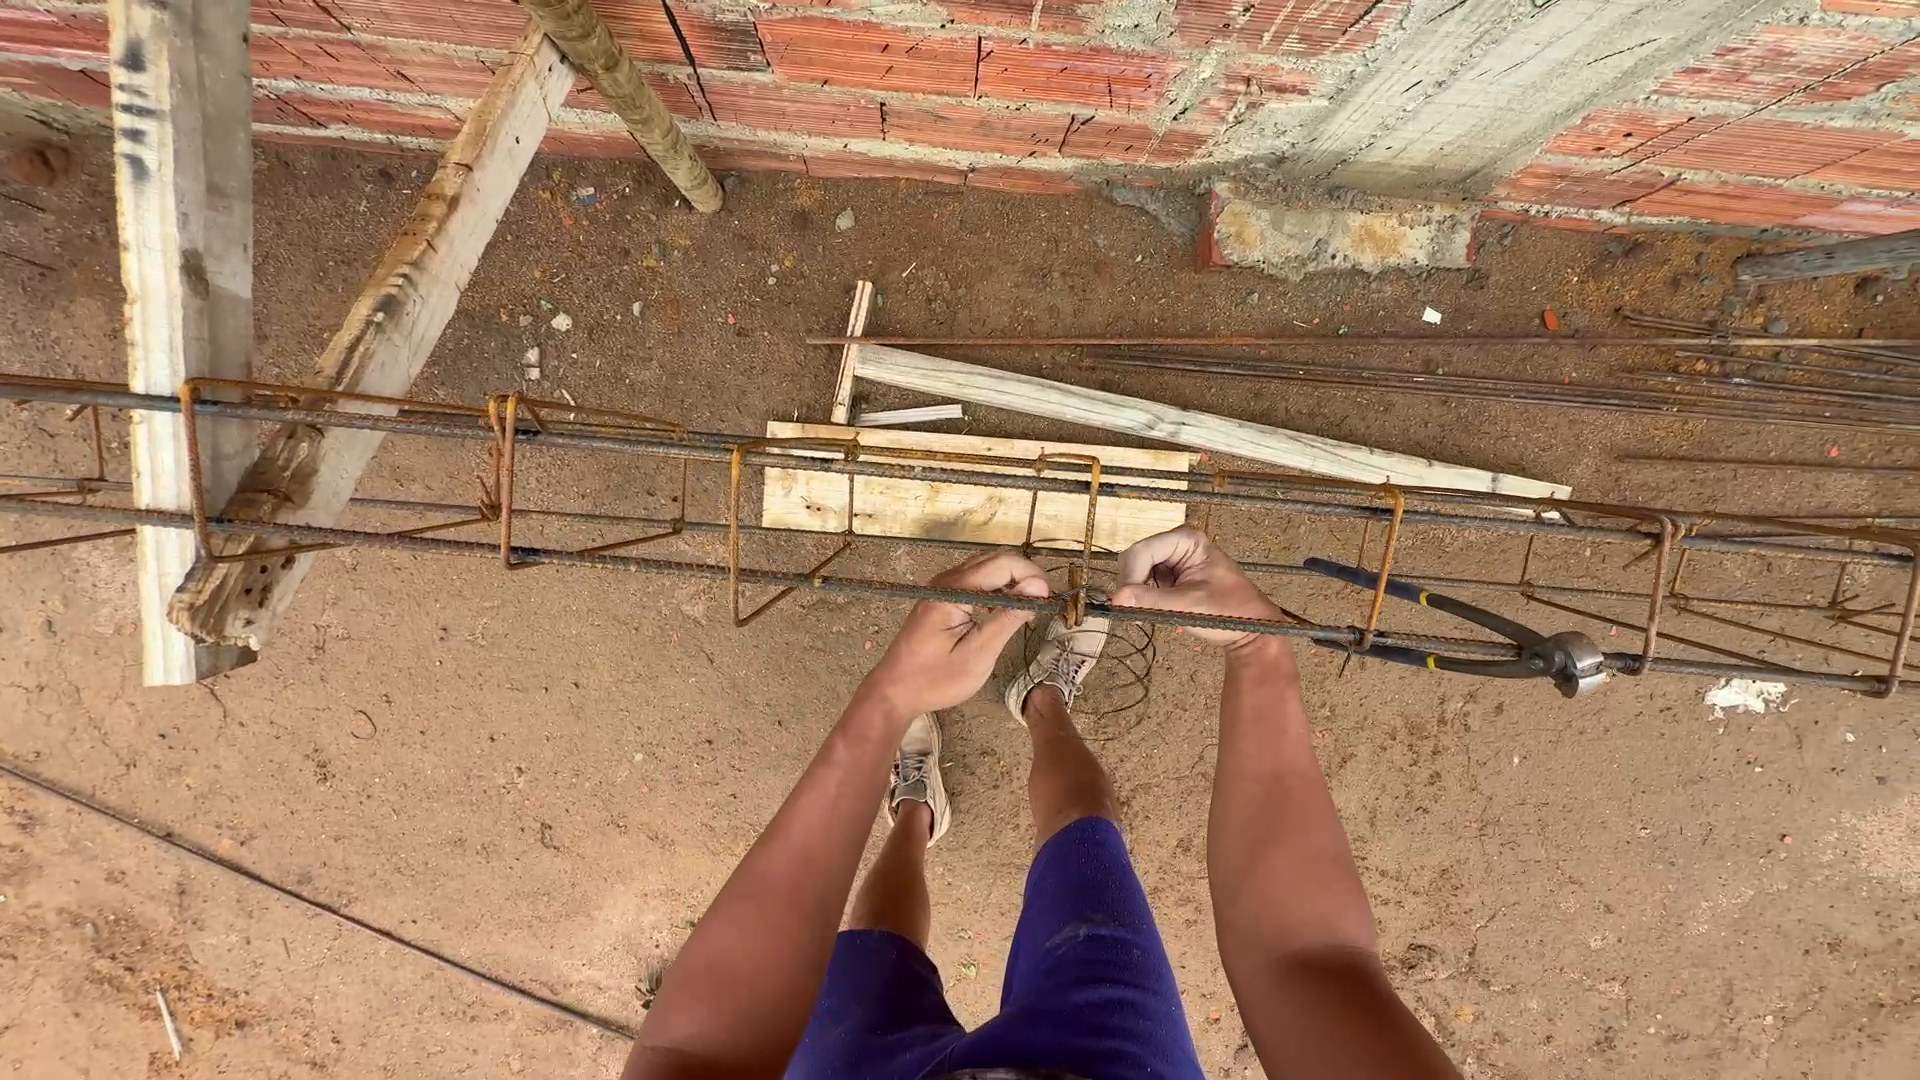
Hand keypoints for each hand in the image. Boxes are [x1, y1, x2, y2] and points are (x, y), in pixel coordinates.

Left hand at [857, 550, 1051, 718]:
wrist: (895, 690)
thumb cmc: (935, 680)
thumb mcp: (978, 654)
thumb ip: (1008, 618)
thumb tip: (1038, 587)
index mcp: (953, 591)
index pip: (1003, 564)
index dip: (1031, 577)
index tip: (1048, 601)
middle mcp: (947, 579)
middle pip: (997, 559)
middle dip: (1025, 576)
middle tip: (1041, 605)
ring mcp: (942, 585)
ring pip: (988, 567)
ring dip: (1012, 581)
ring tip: (1027, 609)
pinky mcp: (943, 595)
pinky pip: (977, 579)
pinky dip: (997, 588)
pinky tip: (1003, 611)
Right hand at [1112, 526, 1283, 647]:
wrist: (1251, 630)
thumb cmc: (1231, 613)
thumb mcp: (1188, 606)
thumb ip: (1151, 601)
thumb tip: (1116, 598)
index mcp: (1187, 539)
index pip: (1142, 551)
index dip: (1129, 577)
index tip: (1124, 602)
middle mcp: (1178, 543)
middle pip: (1135, 558)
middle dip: (1132, 584)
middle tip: (1137, 611)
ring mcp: (1173, 558)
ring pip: (1136, 570)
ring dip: (1137, 592)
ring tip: (1150, 612)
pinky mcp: (1171, 574)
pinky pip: (1144, 581)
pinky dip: (1143, 596)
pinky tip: (1155, 609)